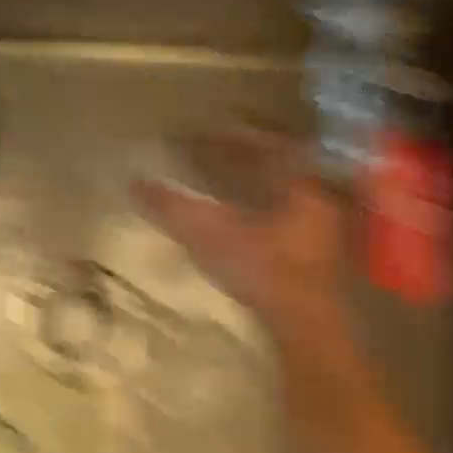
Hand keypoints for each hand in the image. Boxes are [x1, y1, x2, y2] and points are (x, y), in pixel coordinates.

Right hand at [132, 131, 356, 369]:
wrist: (304, 328)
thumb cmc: (262, 271)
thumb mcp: (207, 234)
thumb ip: (170, 206)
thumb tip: (133, 181)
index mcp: (300, 186)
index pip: (273, 144)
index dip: (241, 132)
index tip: (211, 125)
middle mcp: (317, 200)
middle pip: (279, 164)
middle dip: (243, 154)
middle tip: (208, 147)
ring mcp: (320, 228)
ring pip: (282, 189)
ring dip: (251, 179)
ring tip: (217, 175)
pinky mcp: (312, 251)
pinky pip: (282, 210)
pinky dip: (256, 202)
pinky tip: (232, 210)